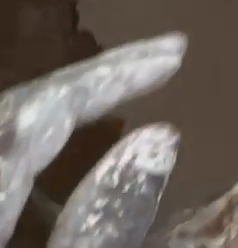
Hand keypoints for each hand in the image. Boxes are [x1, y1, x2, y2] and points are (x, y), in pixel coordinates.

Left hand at [0, 34, 185, 247]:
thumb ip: (109, 224)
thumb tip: (159, 136)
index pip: (28, 123)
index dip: (102, 80)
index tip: (178, 55)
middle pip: (5, 122)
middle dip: (85, 82)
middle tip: (165, 55)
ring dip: (57, 110)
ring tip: (125, 84)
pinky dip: (27, 151)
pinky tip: (60, 152)